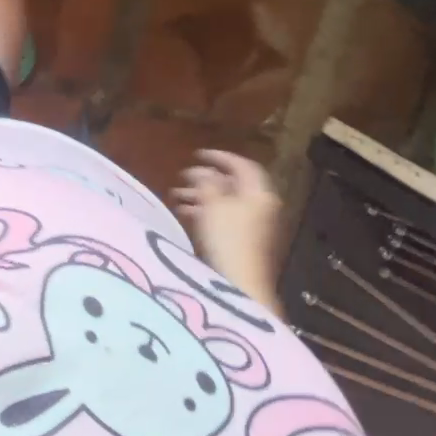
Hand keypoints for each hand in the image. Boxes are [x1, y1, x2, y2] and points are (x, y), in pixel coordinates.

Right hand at [171, 150, 285, 313]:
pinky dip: (205, 210)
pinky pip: (223, 215)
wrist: (240, 280)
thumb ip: (206, 183)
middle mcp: (259, 205)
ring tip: (177, 195)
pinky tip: (185, 212)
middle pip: (232, 184)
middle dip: (205, 179)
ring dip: (201, 194)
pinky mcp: (242, 237)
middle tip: (183, 177)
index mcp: (257, 193)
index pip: (242, 166)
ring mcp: (252, 222)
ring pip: (225, 200)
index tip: (197, 155)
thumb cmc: (227, 237)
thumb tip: (201, 170)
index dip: (220, 157)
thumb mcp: (213, 204)